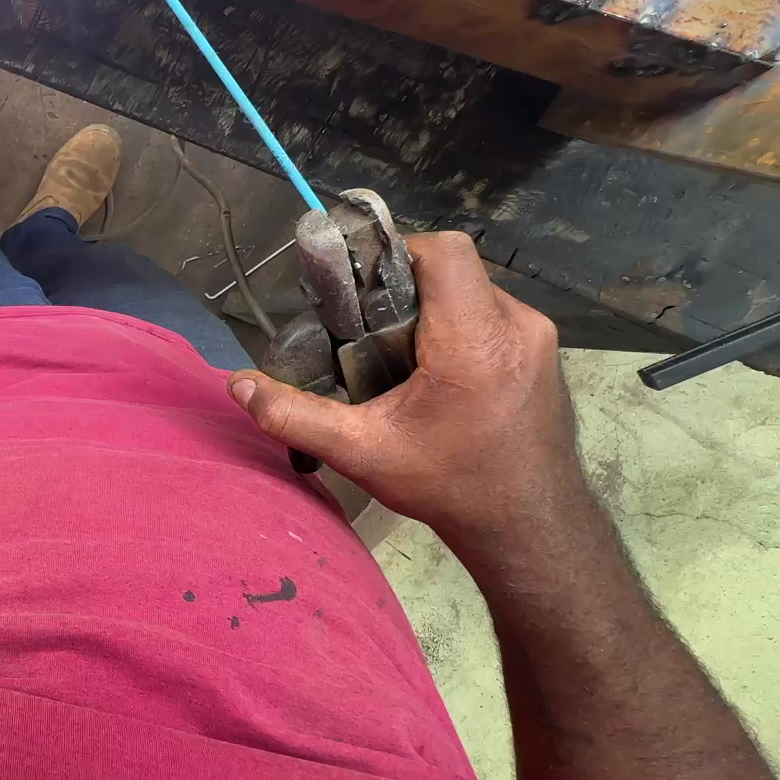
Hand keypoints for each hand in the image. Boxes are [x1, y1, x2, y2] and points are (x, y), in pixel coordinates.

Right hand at [227, 232, 593, 544]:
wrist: (530, 526)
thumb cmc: (448, 485)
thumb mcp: (359, 452)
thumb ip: (294, 415)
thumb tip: (239, 384)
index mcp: (476, 341)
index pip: (444, 252)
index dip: (394, 252)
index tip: (354, 285)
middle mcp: (517, 326)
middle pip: (450, 271)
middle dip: (398, 289)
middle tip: (358, 330)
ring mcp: (536, 338)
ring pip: (468, 292)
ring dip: (423, 309)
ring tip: (386, 353)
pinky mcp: (539, 353)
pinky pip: (486, 314)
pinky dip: (448, 327)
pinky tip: (423, 371)